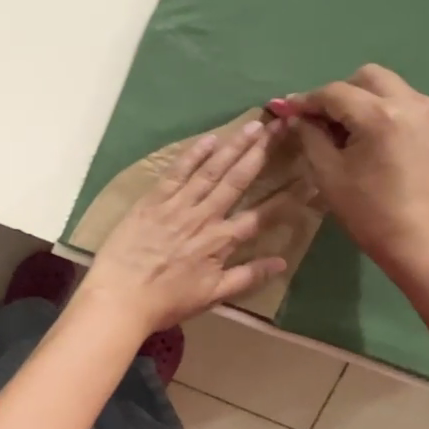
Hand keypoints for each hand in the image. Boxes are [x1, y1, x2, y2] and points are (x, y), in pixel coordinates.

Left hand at [76, 120, 294, 334]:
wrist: (119, 297)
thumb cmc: (164, 303)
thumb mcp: (211, 296)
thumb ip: (247, 277)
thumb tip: (282, 262)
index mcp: (221, 242)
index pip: (262, 215)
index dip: (288, 196)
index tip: (309, 176)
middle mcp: (203, 218)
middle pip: (238, 180)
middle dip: (262, 153)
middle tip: (282, 128)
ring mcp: (176, 207)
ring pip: (210, 171)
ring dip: (233, 147)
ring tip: (254, 126)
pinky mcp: (151, 202)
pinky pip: (175, 173)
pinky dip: (193, 155)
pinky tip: (209, 139)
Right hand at [281, 64, 428, 275]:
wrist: (425, 239)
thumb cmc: (370, 211)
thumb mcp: (329, 174)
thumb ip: (310, 137)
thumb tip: (296, 118)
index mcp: (379, 115)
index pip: (333, 93)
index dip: (304, 101)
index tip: (282, 110)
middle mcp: (409, 102)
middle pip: (365, 77)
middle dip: (336, 93)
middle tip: (317, 121)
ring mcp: (428, 112)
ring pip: (386, 86)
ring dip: (359, 99)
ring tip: (340, 132)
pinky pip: (401, 101)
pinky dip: (378, 109)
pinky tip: (365, 138)